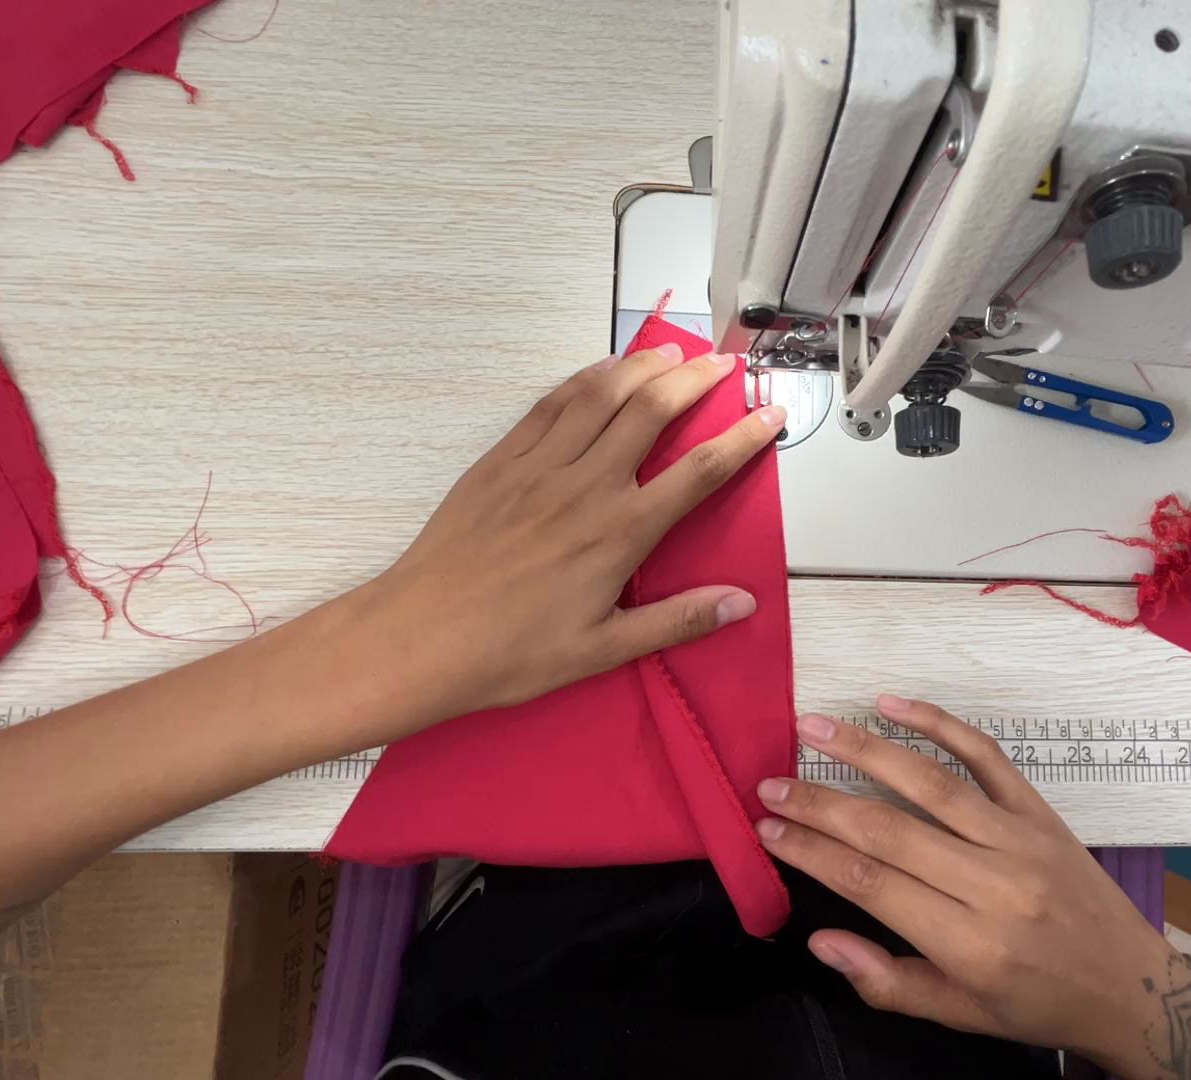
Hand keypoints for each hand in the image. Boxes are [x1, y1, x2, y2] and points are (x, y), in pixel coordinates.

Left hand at [341, 342, 783, 737]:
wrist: (420, 636)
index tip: (769, 415)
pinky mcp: (502, 459)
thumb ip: (677, 621)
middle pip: (652, 411)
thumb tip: (741, 603)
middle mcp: (587, 485)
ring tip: (671, 352)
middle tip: (722, 363)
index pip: (700, 472)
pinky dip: (584, 378)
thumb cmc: (513, 652)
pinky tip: (601, 369)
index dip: (743, 439)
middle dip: (695, 379)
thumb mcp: (604, 649)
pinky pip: (551, 404)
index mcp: (620, 532)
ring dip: (642, 366)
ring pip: (601, 394)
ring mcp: (541, 465)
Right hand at [753, 697, 1185, 1077]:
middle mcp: (992, 883)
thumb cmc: (1036, 1003)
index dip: (811, 852)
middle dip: (819, 803)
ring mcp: (1018, 836)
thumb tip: (818, 939)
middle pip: (888, 828)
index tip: (767, 827)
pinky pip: (984, 754)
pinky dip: (938, 722)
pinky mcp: (1037, 807)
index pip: (871, 884)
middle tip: (770, 783)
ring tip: (813, 727)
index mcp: (969, 943)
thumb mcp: (960, 1015)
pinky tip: (892, 702)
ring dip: (864, 749)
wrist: (1132, 987)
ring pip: (929, 782)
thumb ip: (886, 981)